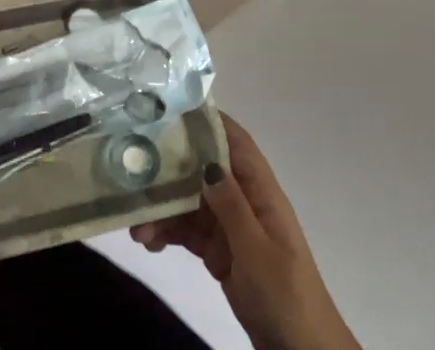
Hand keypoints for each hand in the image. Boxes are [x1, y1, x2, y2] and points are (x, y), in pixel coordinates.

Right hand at [131, 112, 360, 349]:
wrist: (301, 349)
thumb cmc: (285, 294)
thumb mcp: (257, 250)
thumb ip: (231, 206)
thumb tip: (208, 161)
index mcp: (261, 193)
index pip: (235, 143)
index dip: (207, 121)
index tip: (168, 109)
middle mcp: (244, 202)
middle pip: (201, 169)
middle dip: (168, 170)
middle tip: (133, 172)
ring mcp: (230, 226)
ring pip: (188, 201)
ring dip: (161, 208)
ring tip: (137, 227)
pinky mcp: (218, 250)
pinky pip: (186, 230)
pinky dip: (166, 232)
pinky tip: (148, 242)